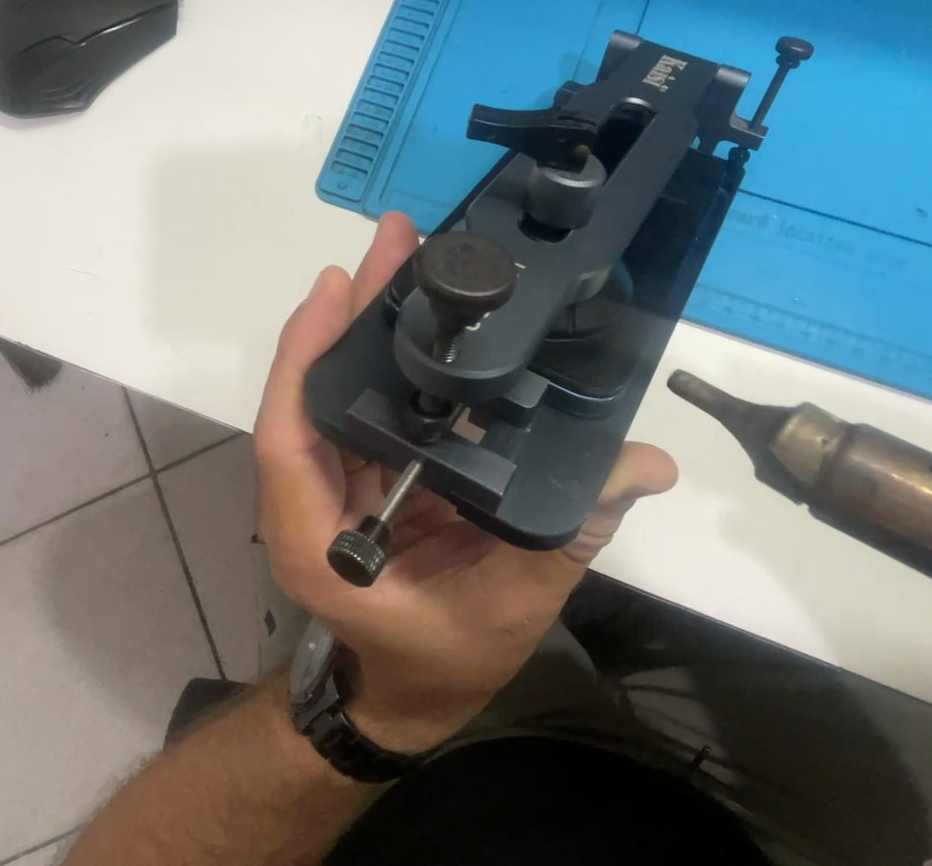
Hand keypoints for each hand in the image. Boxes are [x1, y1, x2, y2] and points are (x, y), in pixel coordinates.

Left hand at [254, 213, 676, 753]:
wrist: (413, 689)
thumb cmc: (445, 659)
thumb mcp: (513, 601)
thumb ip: (568, 532)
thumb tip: (641, 466)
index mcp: (321, 541)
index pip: (290, 437)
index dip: (305, 356)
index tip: (335, 287)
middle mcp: (309, 503)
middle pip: (312, 393)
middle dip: (346, 312)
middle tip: (393, 242)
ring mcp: (330, 485)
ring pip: (331, 391)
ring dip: (364, 323)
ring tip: (404, 257)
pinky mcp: (355, 476)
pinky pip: (358, 407)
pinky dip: (383, 359)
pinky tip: (419, 318)